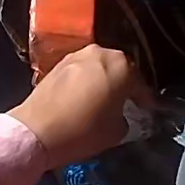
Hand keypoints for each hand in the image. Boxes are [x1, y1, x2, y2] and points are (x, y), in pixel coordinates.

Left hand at [10, 46, 150, 168]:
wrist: (37, 130)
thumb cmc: (84, 130)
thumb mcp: (117, 131)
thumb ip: (125, 116)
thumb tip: (120, 113)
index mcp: (122, 66)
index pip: (140, 84)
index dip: (144, 99)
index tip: (146, 110)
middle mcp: (101, 53)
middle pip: (118, 68)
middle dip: (123, 83)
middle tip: (125, 102)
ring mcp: (76, 55)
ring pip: (98, 67)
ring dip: (102, 80)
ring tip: (103, 99)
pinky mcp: (57, 63)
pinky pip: (80, 71)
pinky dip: (85, 81)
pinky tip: (84, 96)